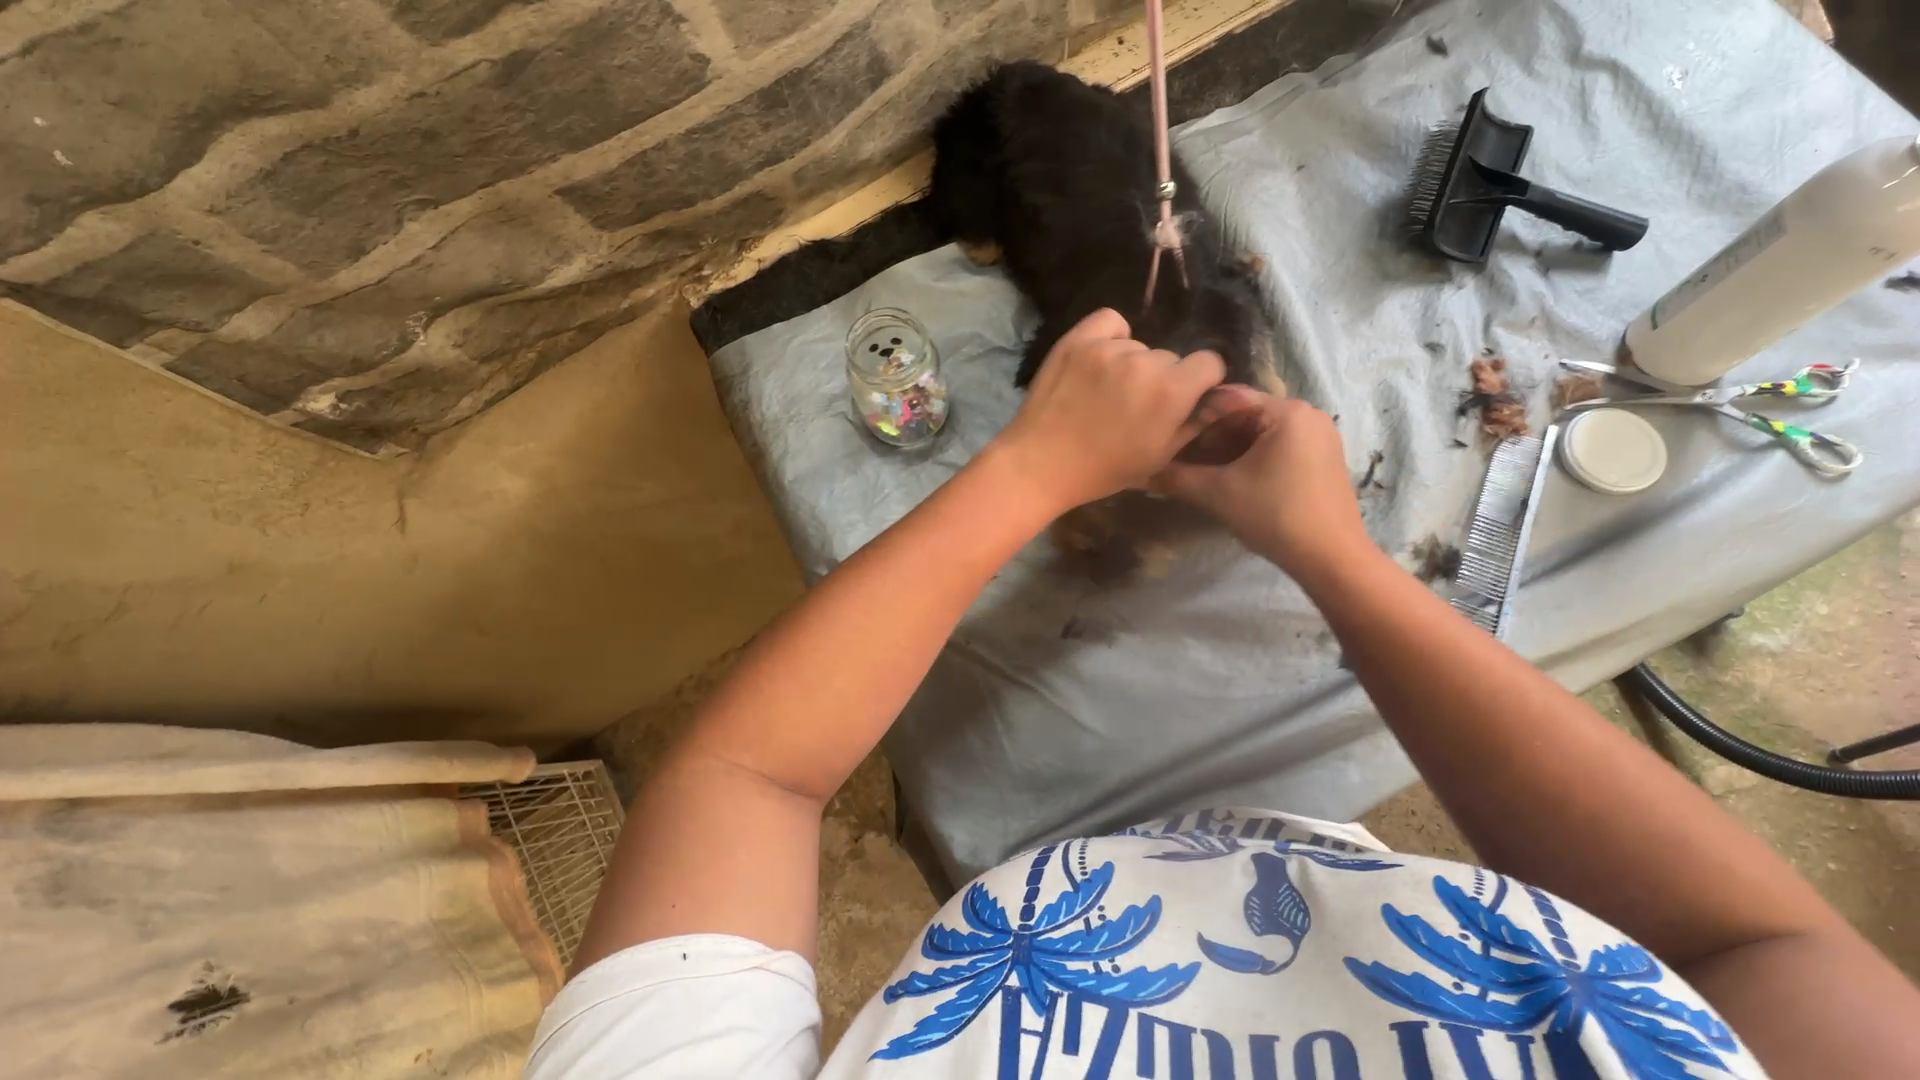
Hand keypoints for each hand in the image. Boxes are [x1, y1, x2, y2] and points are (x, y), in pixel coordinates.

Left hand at [991, 309, 1226, 511]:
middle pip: (1170, 358)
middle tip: (1135, 407)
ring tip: (1107, 393)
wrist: (1041, 464)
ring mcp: (1108, 348)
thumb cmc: (1104, 470)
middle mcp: (1145, 361)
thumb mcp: (1159, 455)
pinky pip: (1110, 322)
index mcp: (1172, 390)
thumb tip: (1231, 397)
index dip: (1201, 382)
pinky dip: (1111, 336)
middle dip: (1162, 378)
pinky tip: (1101, 360)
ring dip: (1132, 364)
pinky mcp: (1077, 340)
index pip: (1210, 362)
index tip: (1183, 399)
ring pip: (1139, 346)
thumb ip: (1196, 421)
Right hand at [1152, 394, 1372, 578]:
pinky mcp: (1324, 458)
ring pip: (1261, 432)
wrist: (1330, 558)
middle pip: (1245, 414)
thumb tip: (1141, 470)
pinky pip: (1279, 445)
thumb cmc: (1274, 516)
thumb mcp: (1217, 494)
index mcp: (1287, 411)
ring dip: (1229, 448)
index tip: (1169, 438)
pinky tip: (1234, 481)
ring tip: (1204, 472)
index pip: (1227, 398)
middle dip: (1211, 435)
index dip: (1193, 416)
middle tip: (1183, 459)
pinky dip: (1252, 457)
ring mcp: (1320, 436)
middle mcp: (1308, 413)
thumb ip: (1176, 477)